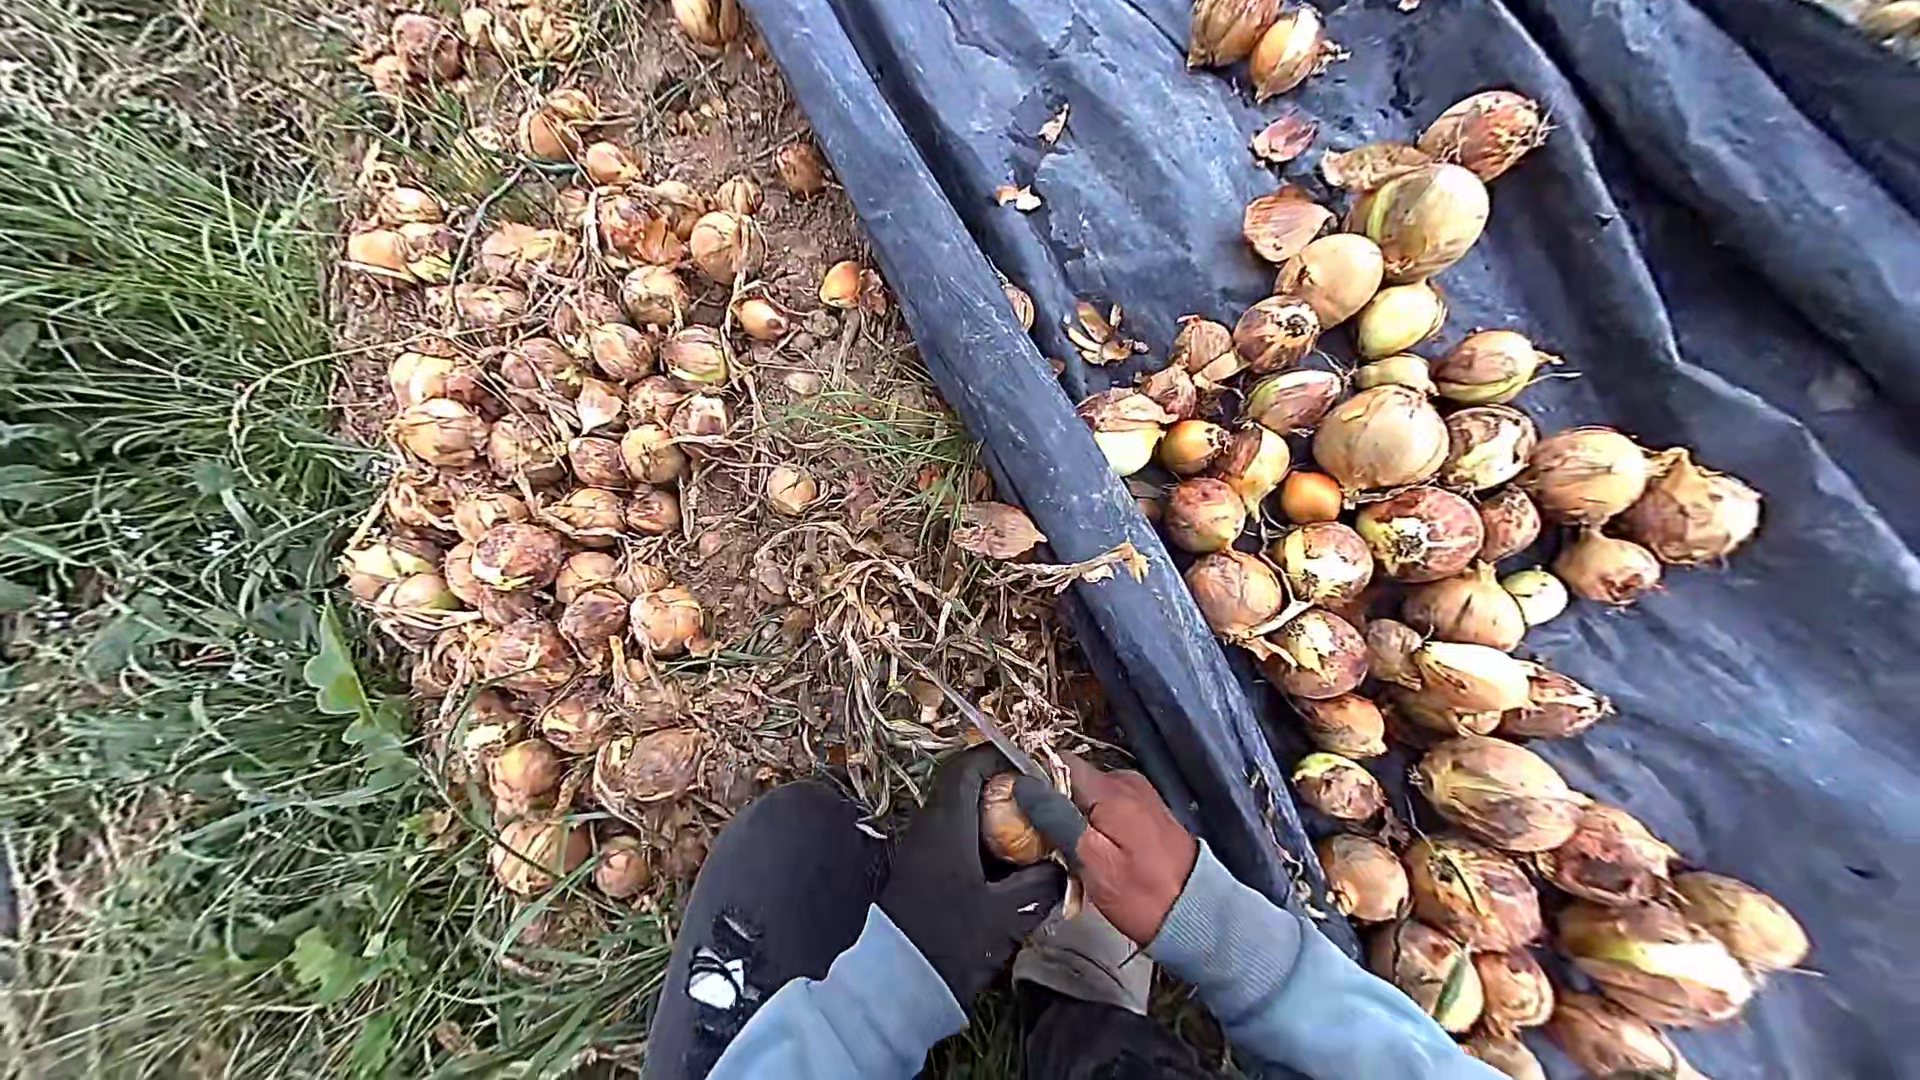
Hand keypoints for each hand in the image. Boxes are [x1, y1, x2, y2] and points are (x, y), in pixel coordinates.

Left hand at [879, 745, 1066, 1005]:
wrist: (902, 978)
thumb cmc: (951, 937)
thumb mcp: (1006, 913)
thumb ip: (1040, 884)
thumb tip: (1062, 867)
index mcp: (947, 822)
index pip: (968, 767)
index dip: (997, 757)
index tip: (1028, 768)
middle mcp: (931, 823)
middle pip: (965, 784)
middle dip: (1001, 785)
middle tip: (1033, 799)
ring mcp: (924, 843)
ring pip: (960, 808)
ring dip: (990, 811)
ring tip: (1026, 827)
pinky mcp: (925, 864)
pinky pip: (955, 832)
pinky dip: (980, 834)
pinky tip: (1005, 861)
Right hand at [1013, 754, 1197, 944]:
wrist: (1202, 919)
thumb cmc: (1143, 895)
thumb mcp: (1092, 860)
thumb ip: (1057, 817)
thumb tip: (1025, 783)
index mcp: (1110, 788)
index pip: (1058, 762)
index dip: (1037, 782)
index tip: (1027, 810)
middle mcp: (1126, 781)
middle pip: (1073, 778)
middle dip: (1056, 805)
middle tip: (1051, 843)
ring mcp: (1140, 794)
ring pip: (1090, 794)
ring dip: (1077, 817)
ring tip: (1076, 854)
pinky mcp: (1148, 811)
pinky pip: (1109, 805)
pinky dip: (1097, 822)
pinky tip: (1100, 853)